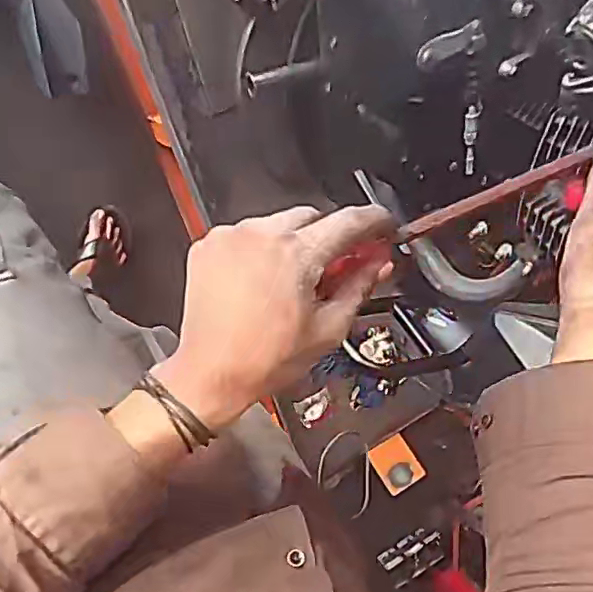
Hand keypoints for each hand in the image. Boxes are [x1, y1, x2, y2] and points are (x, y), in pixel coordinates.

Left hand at [151, 204, 395, 429]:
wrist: (211, 374)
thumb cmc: (260, 360)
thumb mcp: (327, 330)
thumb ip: (358, 288)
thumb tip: (376, 265)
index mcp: (296, 254)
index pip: (350, 220)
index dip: (376, 221)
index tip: (383, 228)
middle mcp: (261, 236)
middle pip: (313, 217)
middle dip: (330, 238)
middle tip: (337, 268)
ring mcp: (231, 238)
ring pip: (278, 225)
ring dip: (293, 245)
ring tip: (292, 285)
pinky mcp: (209, 246)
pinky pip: (246, 236)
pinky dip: (260, 252)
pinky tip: (263, 283)